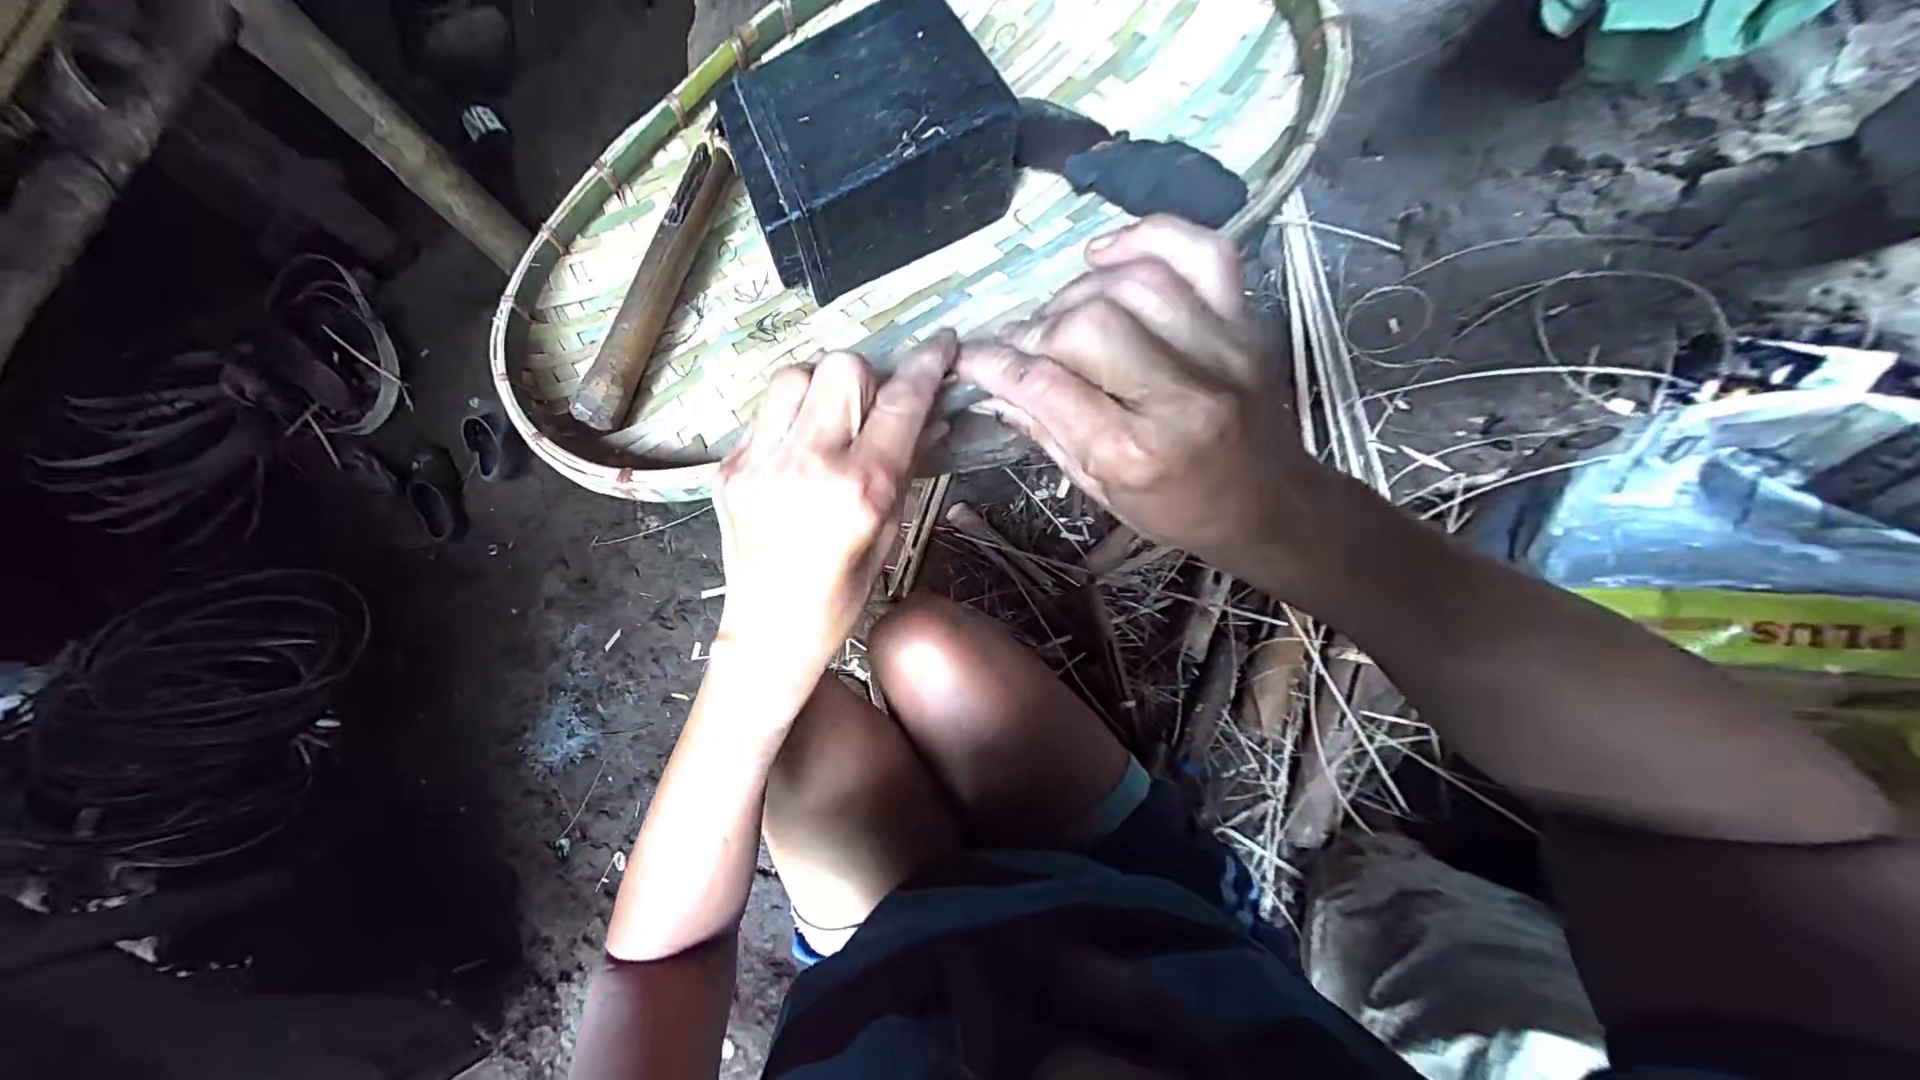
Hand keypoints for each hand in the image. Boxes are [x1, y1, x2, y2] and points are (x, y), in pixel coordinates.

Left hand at [713, 333, 954, 677]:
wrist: (770, 629)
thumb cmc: (842, 594)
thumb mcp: (890, 532)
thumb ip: (907, 466)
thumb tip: (930, 416)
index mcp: (860, 488)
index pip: (901, 402)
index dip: (927, 364)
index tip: (941, 344)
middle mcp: (808, 464)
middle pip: (843, 366)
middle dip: (869, 377)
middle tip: (873, 408)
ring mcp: (761, 461)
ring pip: (795, 374)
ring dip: (822, 386)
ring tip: (830, 420)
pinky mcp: (730, 465)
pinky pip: (765, 411)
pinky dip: (790, 414)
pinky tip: (799, 447)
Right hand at [957, 215, 1330, 583]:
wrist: (1270, 505)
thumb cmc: (1178, 511)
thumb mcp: (1102, 492)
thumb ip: (1048, 435)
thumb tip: (998, 390)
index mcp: (1135, 453)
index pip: (1045, 385)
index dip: (994, 364)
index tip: (969, 356)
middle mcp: (1180, 396)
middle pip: (1085, 325)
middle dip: (1036, 331)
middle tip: (1022, 347)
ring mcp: (1221, 350)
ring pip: (1132, 282)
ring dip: (1078, 291)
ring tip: (1061, 316)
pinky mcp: (1246, 323)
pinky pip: (1199, 250)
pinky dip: (1146, 236)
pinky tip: (1105, 255)